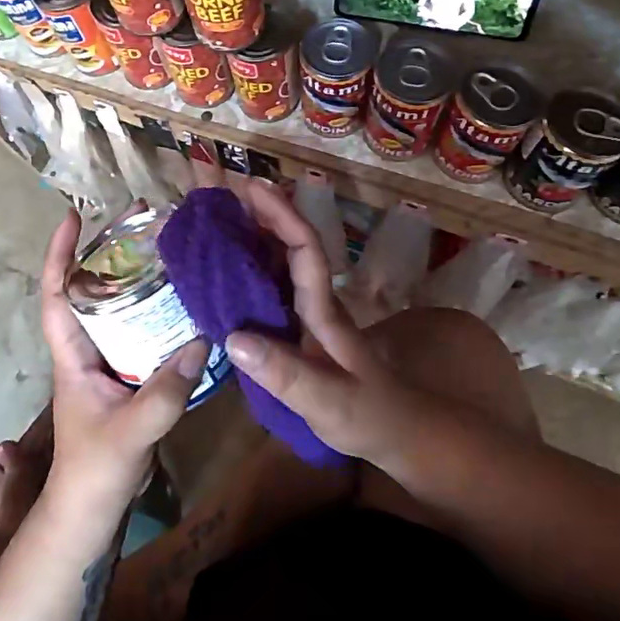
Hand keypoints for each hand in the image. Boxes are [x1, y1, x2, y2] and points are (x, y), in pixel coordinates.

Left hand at [39, 209, 208, 508]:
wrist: (92, 510)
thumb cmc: (95, 471)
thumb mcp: (130, 432)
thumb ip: (165, 393)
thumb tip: (200, 342)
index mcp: (73, 355)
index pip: (57, 296)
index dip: (59, 256)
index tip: (72, 217)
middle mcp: (88, 350)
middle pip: (92, 291)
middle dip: (109, 254)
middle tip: (140, 222)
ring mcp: (109, 362)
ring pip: (119, 310)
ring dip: (137, 280)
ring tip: (167, 250)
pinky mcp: (130, 376)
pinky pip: (142, 333)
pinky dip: (159, 312)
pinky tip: (187, 301)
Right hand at [222, 184, 443, 466]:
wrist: (399, 432)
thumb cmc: (368, 416)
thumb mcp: (326, 403)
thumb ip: (284, 374)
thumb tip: (234, 338)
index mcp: (324, 311)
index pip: (305, 251)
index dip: (281, 216)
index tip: (252, 188)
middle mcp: (317, 302)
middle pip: (292, 244)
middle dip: (264, 213)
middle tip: (224, 194)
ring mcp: (310, 314)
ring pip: (283, 262)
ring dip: (256, 235)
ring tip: (220, 219)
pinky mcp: (302, 329)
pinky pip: (274, 287)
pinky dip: (252, 268)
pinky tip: (228, 270)